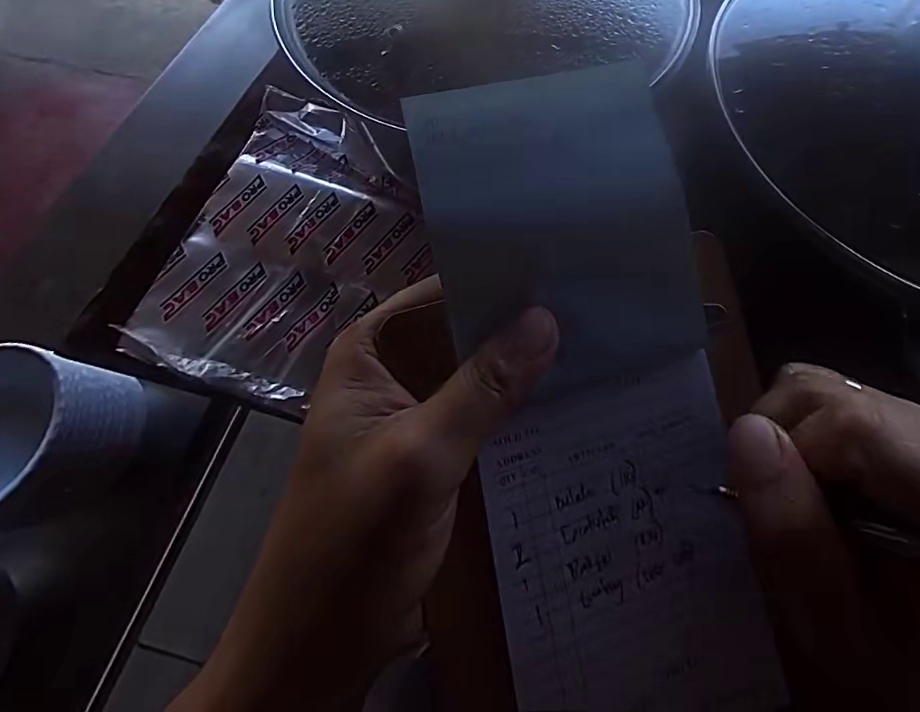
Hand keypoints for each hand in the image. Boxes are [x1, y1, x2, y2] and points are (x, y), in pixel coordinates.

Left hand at [171, 276, 557, 711]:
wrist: (317, 651)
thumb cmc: (352, 543)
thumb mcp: (420, 457)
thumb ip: (482, 387)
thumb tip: (547, 318)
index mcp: (370, 351)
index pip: (443, 292)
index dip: (500, 278)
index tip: (566, 269)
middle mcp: (393, 370)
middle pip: (467, 330)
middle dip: (524, 322)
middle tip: (598, 306)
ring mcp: (416, 414)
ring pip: (482, 373)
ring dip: (528, 366)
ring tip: (602, 344)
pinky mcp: (439, 453)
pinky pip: (488, 414)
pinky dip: (523, 407)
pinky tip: (575, 399)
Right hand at [730, 364, 919, 711]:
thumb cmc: (888, 658)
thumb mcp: (834, 629)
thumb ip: (794, 539)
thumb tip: (748, 432)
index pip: (857, 429)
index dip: (792, 455)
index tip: (768, 507)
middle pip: (832, 399)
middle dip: (778, 442)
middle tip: (772, 508)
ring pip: (816, 384)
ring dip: (779, 431)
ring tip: (793, 495)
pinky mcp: (891, 408)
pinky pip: (816, 387)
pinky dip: (789, 423)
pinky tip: (807, 473)